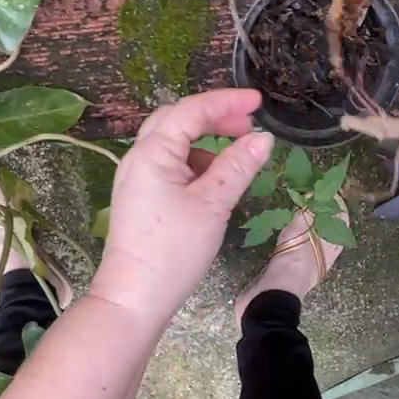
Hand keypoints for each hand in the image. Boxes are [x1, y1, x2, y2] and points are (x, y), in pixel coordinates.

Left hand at [90, 89, 274, 321]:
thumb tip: (264, 139)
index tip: (259, 103)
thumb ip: (239, 166)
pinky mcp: (140, 199)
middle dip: (214, 118)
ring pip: (173, 145)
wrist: (135, 296)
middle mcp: (138, 158)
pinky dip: (195, 165)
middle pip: (178, 121)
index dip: (227, 102)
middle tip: (248, 125)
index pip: (192, 110)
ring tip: (236, 158)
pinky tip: (215, 184)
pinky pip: (169, 167)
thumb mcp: (213, 204)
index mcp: (153, 152)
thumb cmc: (173, 249)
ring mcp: (136, 179)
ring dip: (206, 143)